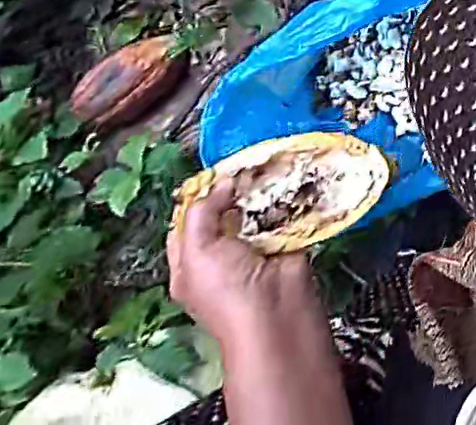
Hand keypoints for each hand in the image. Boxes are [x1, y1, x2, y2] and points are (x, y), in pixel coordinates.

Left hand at [167, 177, 320, 348]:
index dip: (196, 197)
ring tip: (269, 164)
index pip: (186, 223)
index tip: (213, 173)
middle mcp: (221, 255)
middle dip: (233, 189)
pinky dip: (287, 197)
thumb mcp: (198, 253)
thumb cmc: (228, 289)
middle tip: (245, 164)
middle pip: (222, 212)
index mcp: (190, 264)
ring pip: (255, 209)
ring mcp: (254, 247)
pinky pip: (283, 213)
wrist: (277, 312)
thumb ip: (202, 214)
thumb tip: (222, 183)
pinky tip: (289, 178)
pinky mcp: (284, 241)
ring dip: (262, 189)